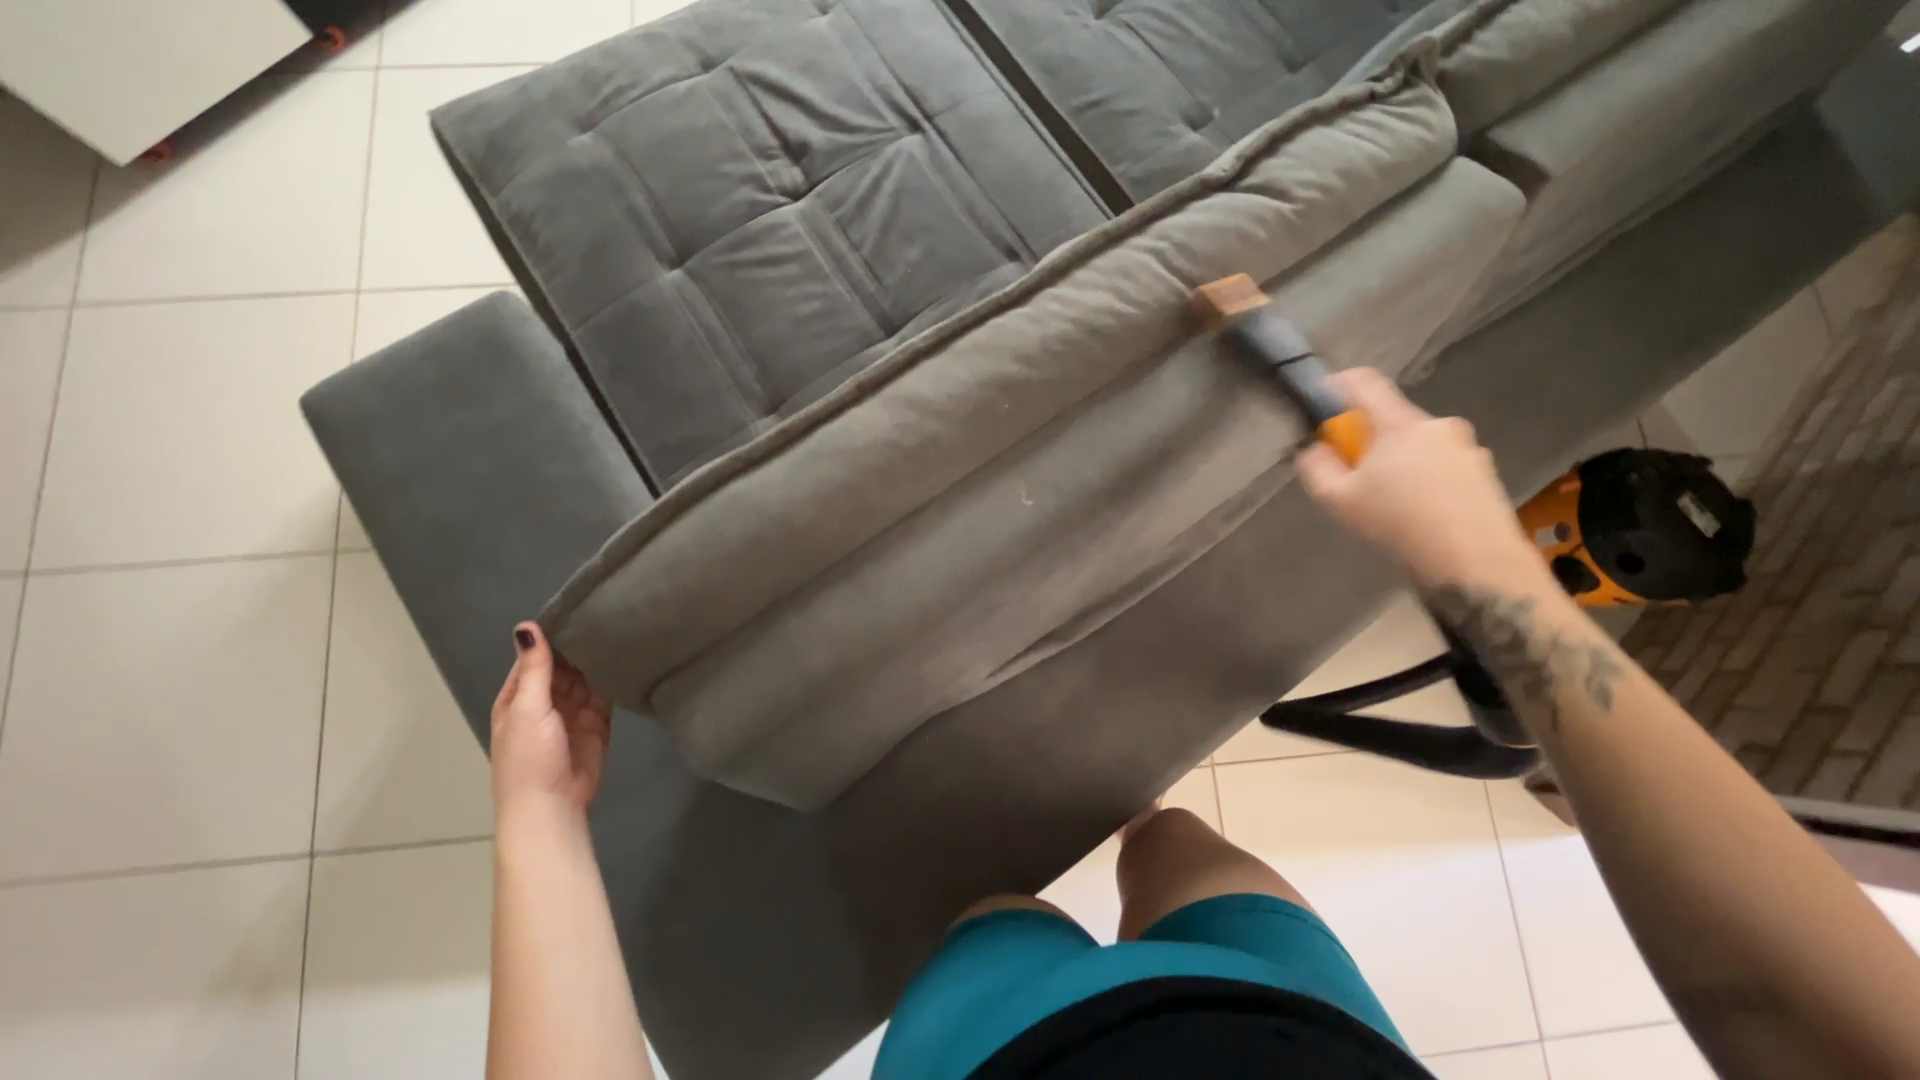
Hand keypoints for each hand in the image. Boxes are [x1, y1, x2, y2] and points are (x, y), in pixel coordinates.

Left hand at [491, 622, 611, 818]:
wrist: (552, 805)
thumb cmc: (529, 756)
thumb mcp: (527, 707)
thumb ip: (534, 667)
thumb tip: (527, 625)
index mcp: (518, 696)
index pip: (535, 657)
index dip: (552, 635)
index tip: (577, 607)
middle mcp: (545, 701)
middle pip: (563, 666)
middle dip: (579, 646)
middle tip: (607, 612)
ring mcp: (572, 713)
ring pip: (586, 679)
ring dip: (597, 661)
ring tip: (621, 628)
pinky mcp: (597, 724)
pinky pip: (605, 695)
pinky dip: (613, 679)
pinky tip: (627, 657)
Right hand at [1297, 368, 1541, 586]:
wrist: (1475, 562)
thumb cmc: (1398, 524)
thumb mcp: (1337, 501)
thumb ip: (1316, 467)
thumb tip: (1315, 448)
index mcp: (1399, 424)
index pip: (1364, 383)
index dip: (1337, 387)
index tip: (1322, 407)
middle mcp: (1437, 425)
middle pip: (1391, 419)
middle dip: (1369, 440)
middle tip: (1354, 477)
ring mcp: (1467, 447)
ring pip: (1419, 444)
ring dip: (1399, 463)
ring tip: (1390, 505)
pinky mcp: (1484, 473)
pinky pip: (1442, 465)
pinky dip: (1425, 480)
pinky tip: (1419, 516)